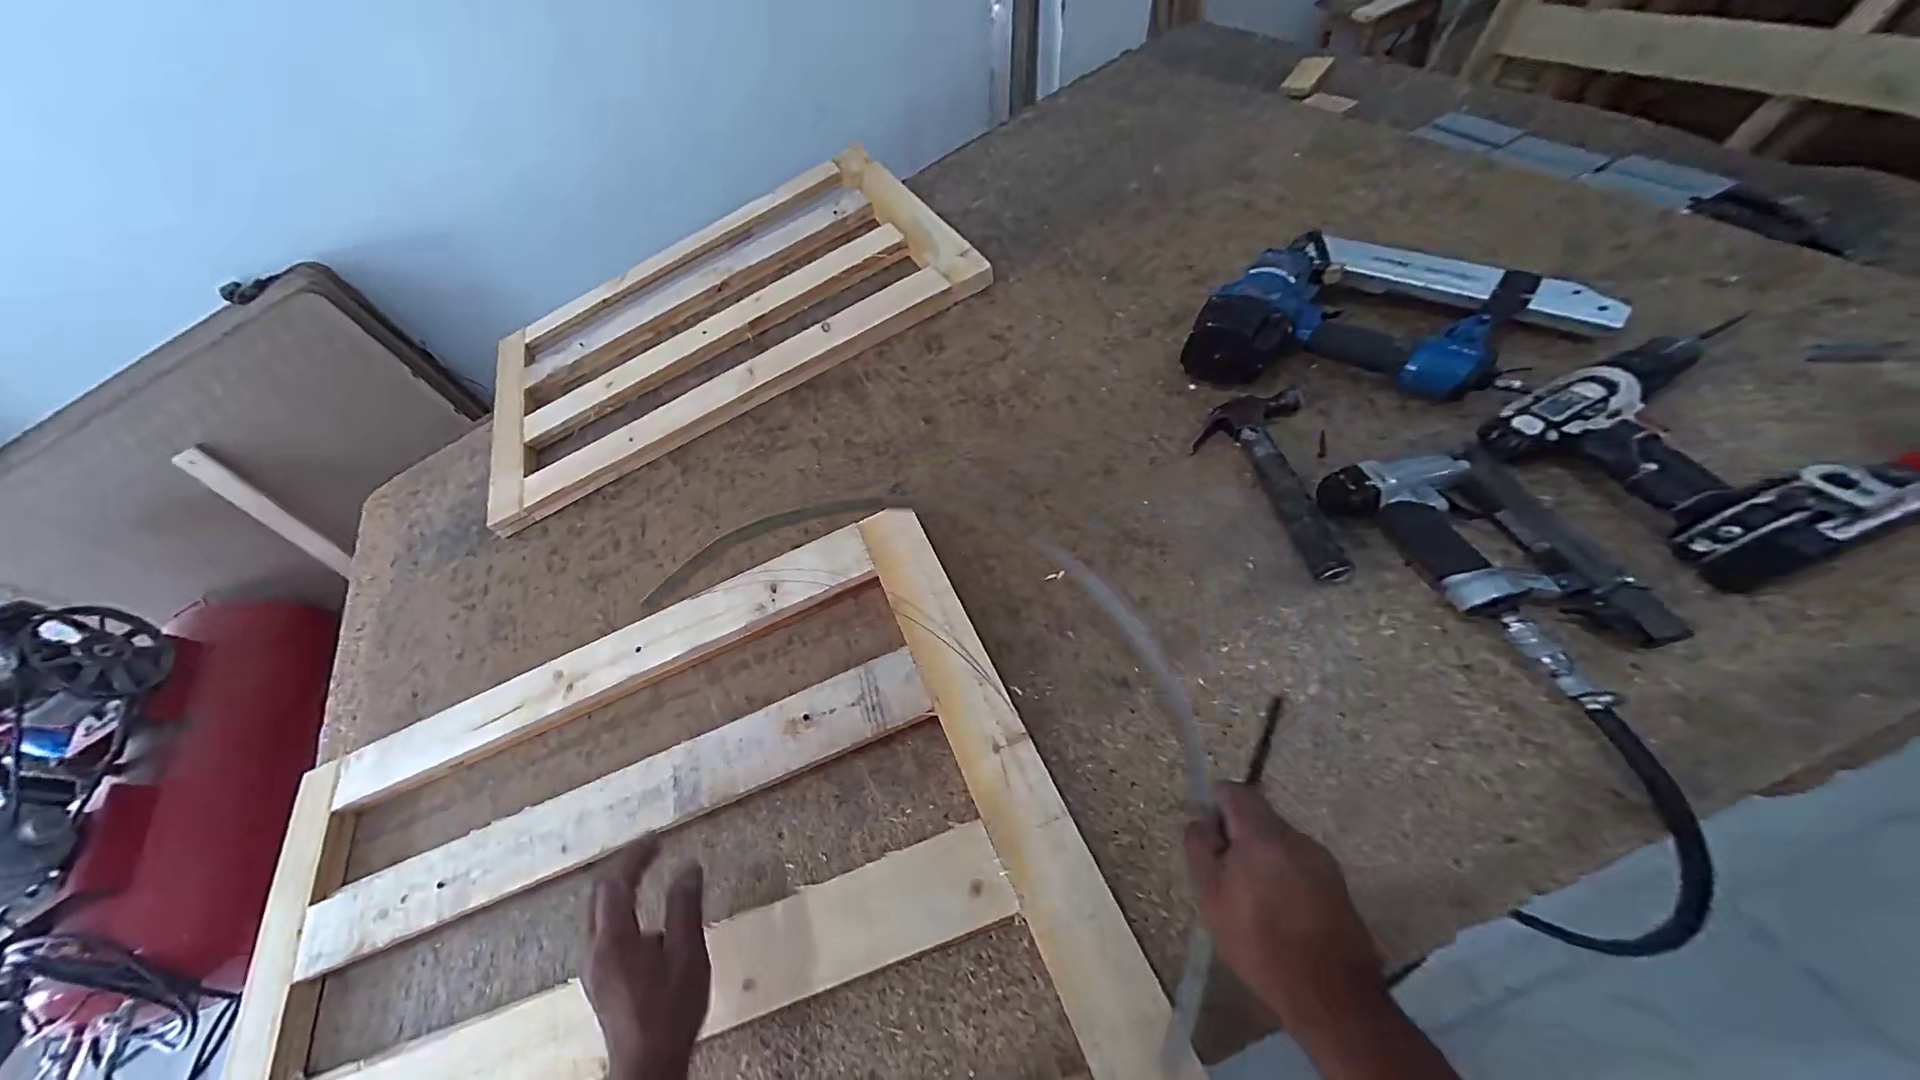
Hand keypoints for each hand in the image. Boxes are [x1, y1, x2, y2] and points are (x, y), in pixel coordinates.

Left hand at [583, 839, 709, 1079]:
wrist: (648, 1064)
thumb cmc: (671, 1009)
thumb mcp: (687, 952)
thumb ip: (685, 907)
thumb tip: (688, 869)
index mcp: (614, 940)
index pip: (616, 884)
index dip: (635, 856)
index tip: (656, 839)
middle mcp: (596, 952)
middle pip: (601, 898)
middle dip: (625, 870)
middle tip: (651, 852)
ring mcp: (596, 969)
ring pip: (602, 917)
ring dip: (624, 892)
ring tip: (649, 878)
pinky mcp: (602, 983)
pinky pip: (607, 934)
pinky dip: (625, 913)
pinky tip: (648, 922)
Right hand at [1183, 783, 1381, 1027]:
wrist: (1331, 996)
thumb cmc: (1261, 944)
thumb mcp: (1212, 898)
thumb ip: (1200, 849)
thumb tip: (1201, 821)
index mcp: (1263, 835)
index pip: (1235, 792)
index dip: (1216, 805)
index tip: (1209, 835)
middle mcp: (1297, 838)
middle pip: (1259, 817)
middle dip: (1238, 836)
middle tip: (1225, 875)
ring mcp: (1322, 860)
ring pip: (1279, 843)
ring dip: (1262, 857)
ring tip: (1252, 900)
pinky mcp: (1338, 885)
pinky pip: (1299, 864)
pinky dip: (1284, 875)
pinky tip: (1280, 912)